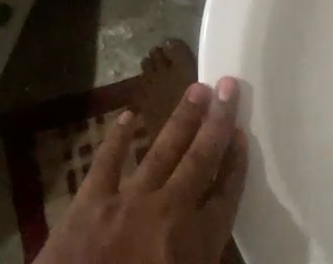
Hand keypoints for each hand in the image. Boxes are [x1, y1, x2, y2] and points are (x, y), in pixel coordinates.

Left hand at [36, 77, 248, 263]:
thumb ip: (203, 257)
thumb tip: (214, 244)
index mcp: (194, 245)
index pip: (224, 198)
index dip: (235, 165)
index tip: (242, 134)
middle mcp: (168, 213)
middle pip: (200, 161)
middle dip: (216, 123)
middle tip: (227, 85)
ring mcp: (128, 203)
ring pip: (162, 153)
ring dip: (181, 121)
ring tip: (195, 89)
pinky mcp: (90, 204)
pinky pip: (107, 164)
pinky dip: (117, 139)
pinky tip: (127, 116)